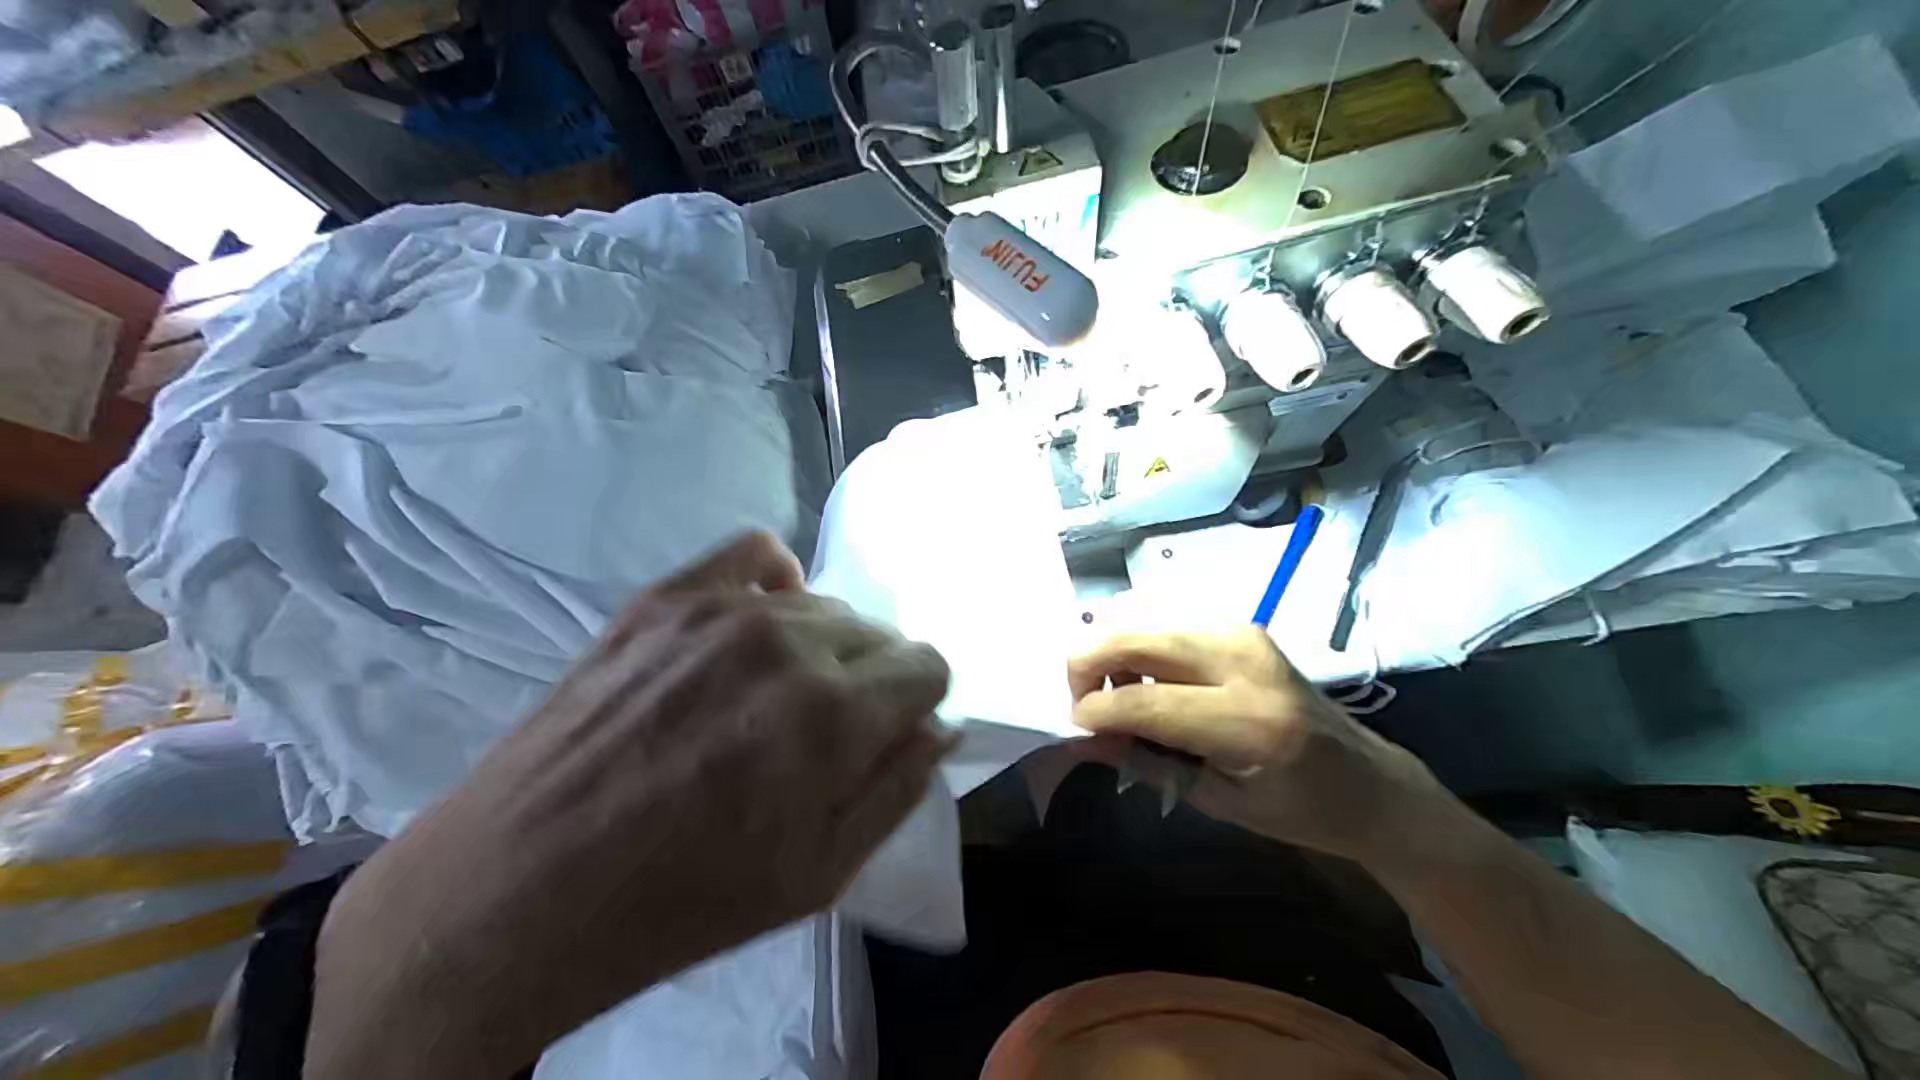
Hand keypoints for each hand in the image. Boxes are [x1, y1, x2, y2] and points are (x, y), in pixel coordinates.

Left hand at [310, 532, 952, 1078]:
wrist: (524, 887)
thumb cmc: (684, 899)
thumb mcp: (819, 875)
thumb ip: (897, 788)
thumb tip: (936, 726)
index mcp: (834, 715)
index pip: (927, 667)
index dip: (918, 703)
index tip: (890, 731)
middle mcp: (789, 643)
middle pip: (879, 633)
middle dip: (873, 679)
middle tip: (828, 729)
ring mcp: (722, 610)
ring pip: (823, 603)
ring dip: (823, 646)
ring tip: (776, 694)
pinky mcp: (666, 597)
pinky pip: (754, 551)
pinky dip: (775, 580)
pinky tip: (759, 622)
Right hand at [1068, 629, 1446, 861]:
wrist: (1373, 784)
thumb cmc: (1301, 810)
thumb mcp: (1219, 803)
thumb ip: (1147, 763)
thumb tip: (1085, 739)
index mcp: (1249, 721)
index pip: (1146, 701)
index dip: (1096, 710)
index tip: (1073, 726)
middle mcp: (1245, 661)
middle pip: (1139, 642)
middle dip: (1090, 665)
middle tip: (1080, 703)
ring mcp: (1244, 635)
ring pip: (1148, 629)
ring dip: (1115, 659)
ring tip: (1117, 701)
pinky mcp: (1242, 629)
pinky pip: (1169, 632)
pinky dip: (1142, 654)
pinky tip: (1148, 686)